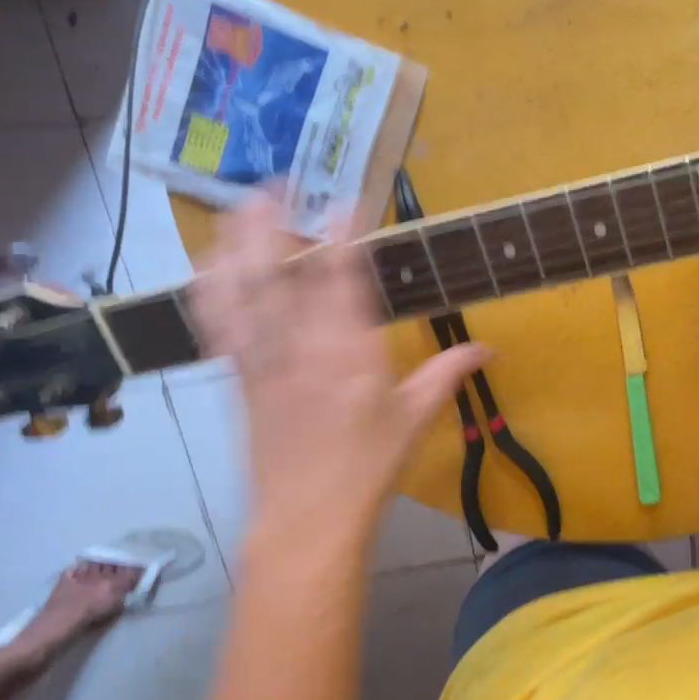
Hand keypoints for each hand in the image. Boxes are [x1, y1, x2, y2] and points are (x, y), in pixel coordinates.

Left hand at [189, 196, 489, 553]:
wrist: (307, 515)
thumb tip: (489, 347)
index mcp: (351, 355)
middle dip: (273, 224)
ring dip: (235, 245)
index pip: (343, 281)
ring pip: (242, 292)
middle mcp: (302, 348)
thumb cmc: (370, 465)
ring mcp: (263, 360)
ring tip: (238, 207)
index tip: (347, 202)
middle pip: (280, 274)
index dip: (343, 236)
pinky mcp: (238, 377)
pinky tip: (208, 265)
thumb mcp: (417, 418)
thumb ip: (448, 373)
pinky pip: (219, 324)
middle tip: (278, 184)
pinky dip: (211, 289)